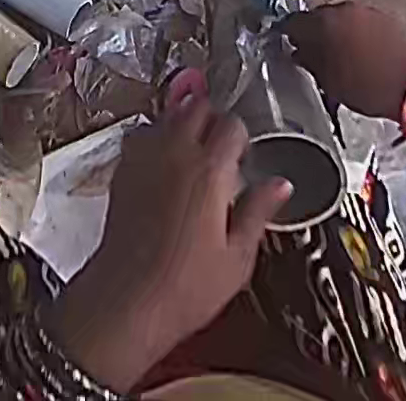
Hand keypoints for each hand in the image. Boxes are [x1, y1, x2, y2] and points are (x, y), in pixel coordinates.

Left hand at [49, 77, 290, 389]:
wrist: (128, 298)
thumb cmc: (187, 286)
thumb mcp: (237, 257)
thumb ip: (258, 210)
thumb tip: (281, 184)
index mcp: (210, 170)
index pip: (232, 124)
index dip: (242, 136)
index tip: (243, 156)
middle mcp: (176, 151)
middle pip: (198, 107)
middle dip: (212, 118)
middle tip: (220, 147)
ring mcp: (146, 154)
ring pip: (169, 114)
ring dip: (184, 122)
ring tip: (192, 152)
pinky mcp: (124, 164)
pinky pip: (143, 131)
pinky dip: (156, 136)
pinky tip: (163, 161)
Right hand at [281, 3, 405, 117]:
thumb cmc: (366, 86)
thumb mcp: (328, 80)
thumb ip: (309, 61)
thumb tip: (298, 52)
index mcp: (323, 21)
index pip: (294, 22)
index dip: (288, 35)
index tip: (287, 46)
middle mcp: (343, 9)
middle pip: (317, 17)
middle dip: (313, 32)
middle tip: (311, 53)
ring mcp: (365, 11)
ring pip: (340, 18)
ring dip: (335, 31)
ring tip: (337, 54)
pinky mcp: (385, 19)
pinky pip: (359, 22)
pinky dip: (354, 33)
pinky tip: (358, 52)